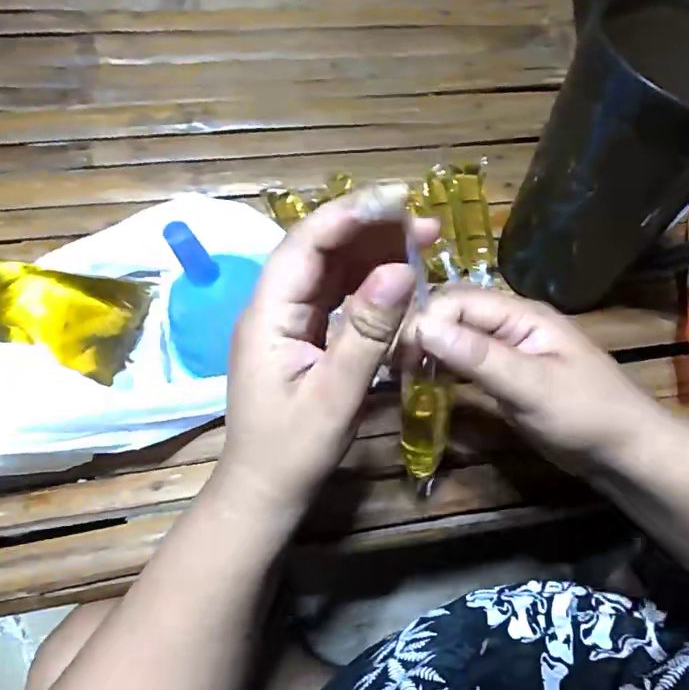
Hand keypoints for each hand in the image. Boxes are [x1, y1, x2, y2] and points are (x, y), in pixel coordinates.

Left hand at [218, 183, 438, 510]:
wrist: (264, 488)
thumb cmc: (293, 451)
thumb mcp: (336, 396)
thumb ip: (367, 333)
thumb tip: (401, 270)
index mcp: (268, 316)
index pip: (305, 246)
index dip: (351, 217)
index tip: (400, 201)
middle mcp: (271, 308)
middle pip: (317, 250)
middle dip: (367, 229)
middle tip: (423, 222)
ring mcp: (284, 321)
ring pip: (327, 270)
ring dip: (370, 252)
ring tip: (420, 241)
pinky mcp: (298, 336)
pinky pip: (332, 296)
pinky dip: (365, 283)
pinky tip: (396, 278)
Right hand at [410, 287, 667, 476]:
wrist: (625, 453)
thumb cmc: (586, 415)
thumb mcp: (531, 386)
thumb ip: (478, 357)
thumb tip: (421, 327)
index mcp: (521, 314)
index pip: (456, 300)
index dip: (424, 321)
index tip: (398, 356)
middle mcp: (510, 323)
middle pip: (452, 314)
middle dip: (420, 333)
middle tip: (393, 367)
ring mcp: (506, 349)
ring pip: (454, 337)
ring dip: (428, 351)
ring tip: (400, 376)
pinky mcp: (503, 374)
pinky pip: (463, 362)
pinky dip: (442, 369)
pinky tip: (423, 384)